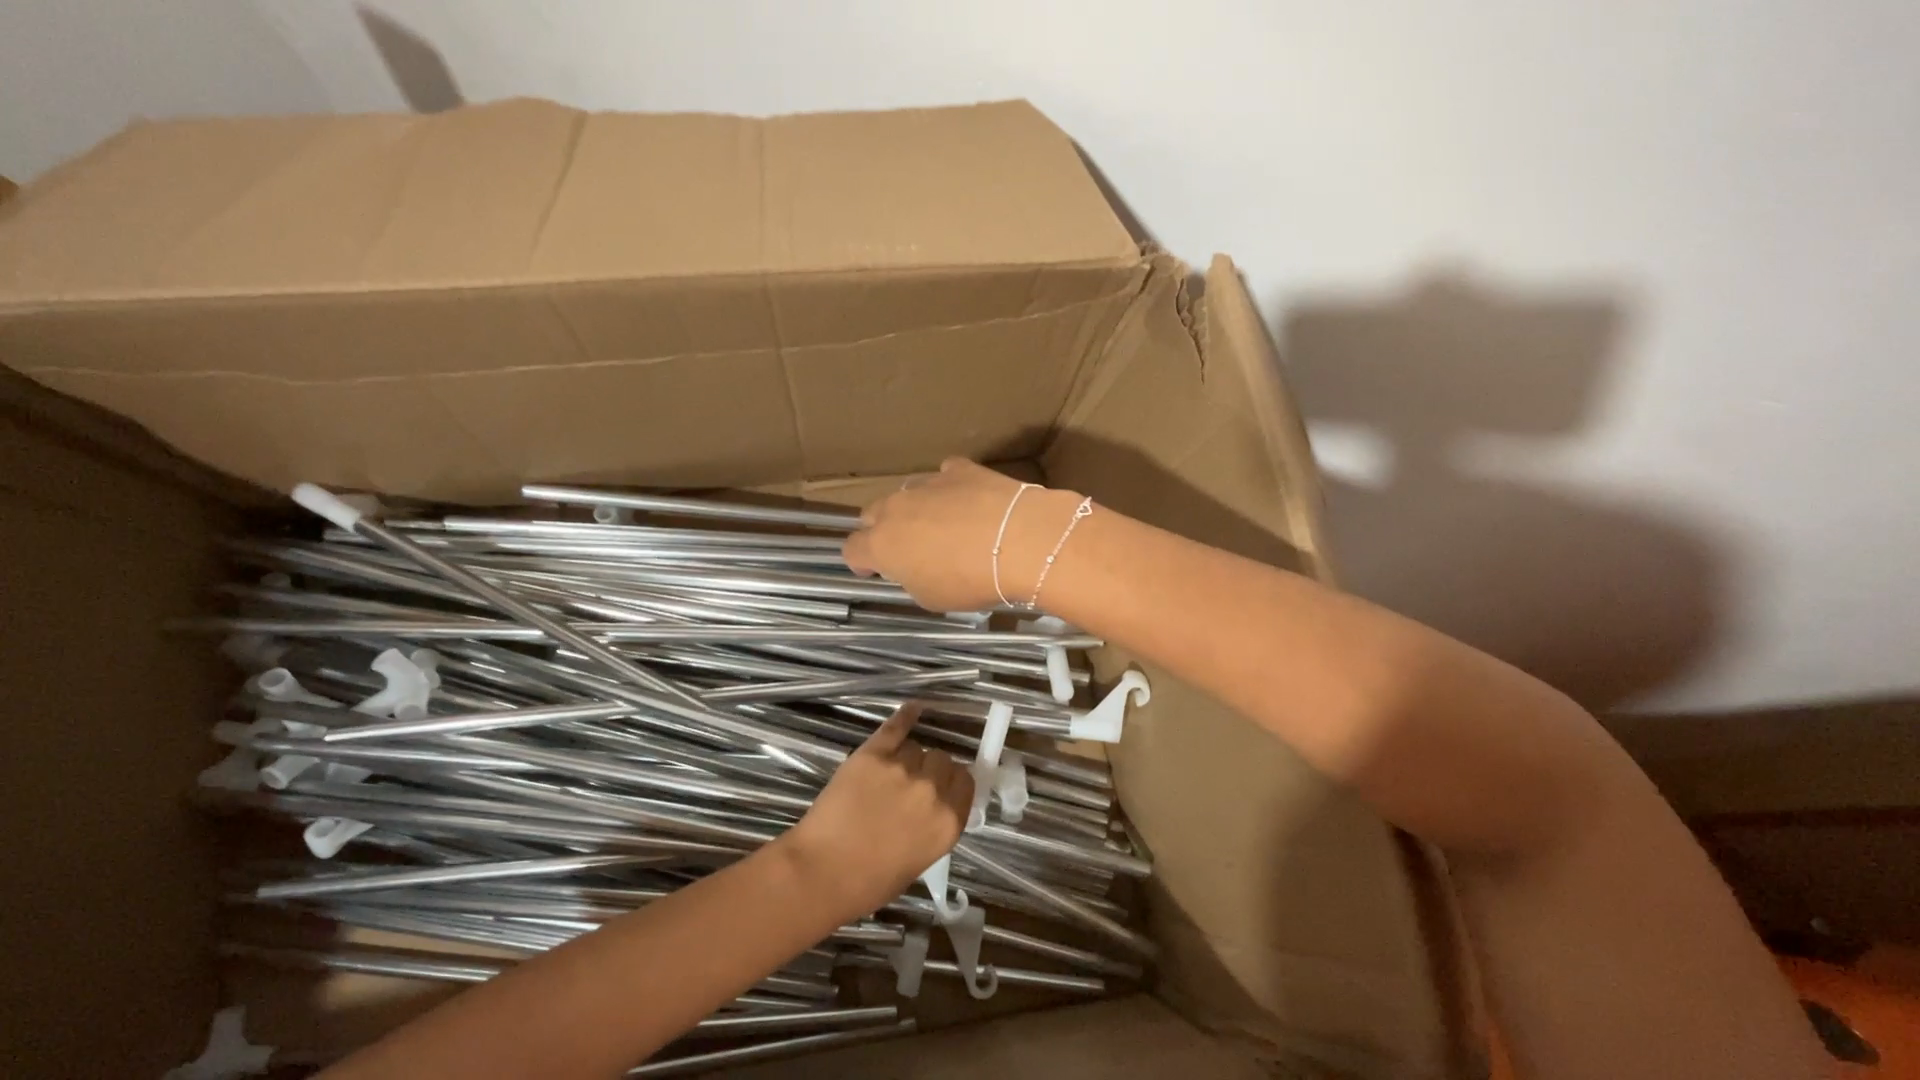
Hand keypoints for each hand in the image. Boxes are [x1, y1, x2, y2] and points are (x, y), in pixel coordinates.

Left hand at [778, 704, 971, 915]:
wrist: (821, 872)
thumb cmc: (868, 882)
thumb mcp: (918, 861)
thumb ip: (932, 828)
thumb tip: (932, 809)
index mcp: (948, 823)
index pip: (965, 783)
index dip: (952, 783)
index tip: (941, 787)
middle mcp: (932, 791)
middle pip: (943, 760)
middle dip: (931, 770)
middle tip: (911, 785)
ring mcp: (901, 769)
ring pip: (917, 748)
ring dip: (909, 758)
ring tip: (890, 775)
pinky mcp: (872, 754)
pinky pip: (896, 727)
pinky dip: (905, 716)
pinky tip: (913, 708)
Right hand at [843, 458, 1085, 611]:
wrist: (1020, 541)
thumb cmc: (971, 581)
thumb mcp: (932, 597)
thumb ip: (912, 579)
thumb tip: (913, 567)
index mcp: (882, 544)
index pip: (853, 549)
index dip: (861, 561)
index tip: (874, 570)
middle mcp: (897, 507)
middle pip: (873, 514)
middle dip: (883, 530)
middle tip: (908, 548)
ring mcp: (928, 483)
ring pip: (907, 492)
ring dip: (915, 508)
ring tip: (942, 526)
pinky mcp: (960, 469)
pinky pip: (945, 475)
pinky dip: (950, 487)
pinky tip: (969, 501)